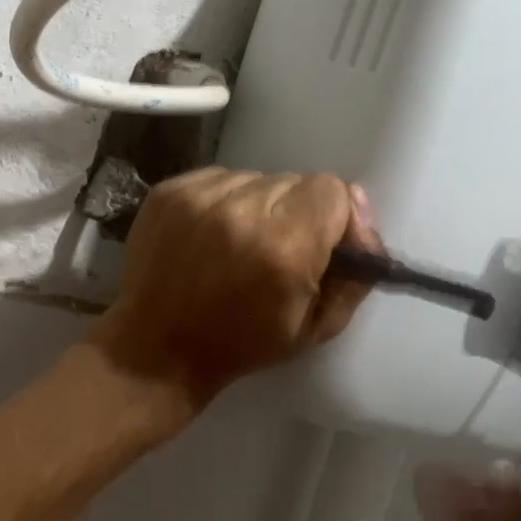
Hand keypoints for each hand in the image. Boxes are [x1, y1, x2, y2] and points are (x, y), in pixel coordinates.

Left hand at [87, 167, 379, 406]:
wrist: (157, 343)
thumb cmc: (241, 342)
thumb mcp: (317, 325)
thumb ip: (353, 273)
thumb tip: (363, 220)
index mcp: (283, 245)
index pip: (331, 189)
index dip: (337, 216)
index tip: (327, 243)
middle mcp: (241, 209)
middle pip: (293, 181)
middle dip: (298, 213)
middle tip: (281, 249)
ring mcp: (198, 195)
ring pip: (254, 177)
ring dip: (259, 204)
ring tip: (242, 242)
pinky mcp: (168, 189)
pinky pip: (217, 177)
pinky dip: (224, 199)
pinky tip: (213, 233)